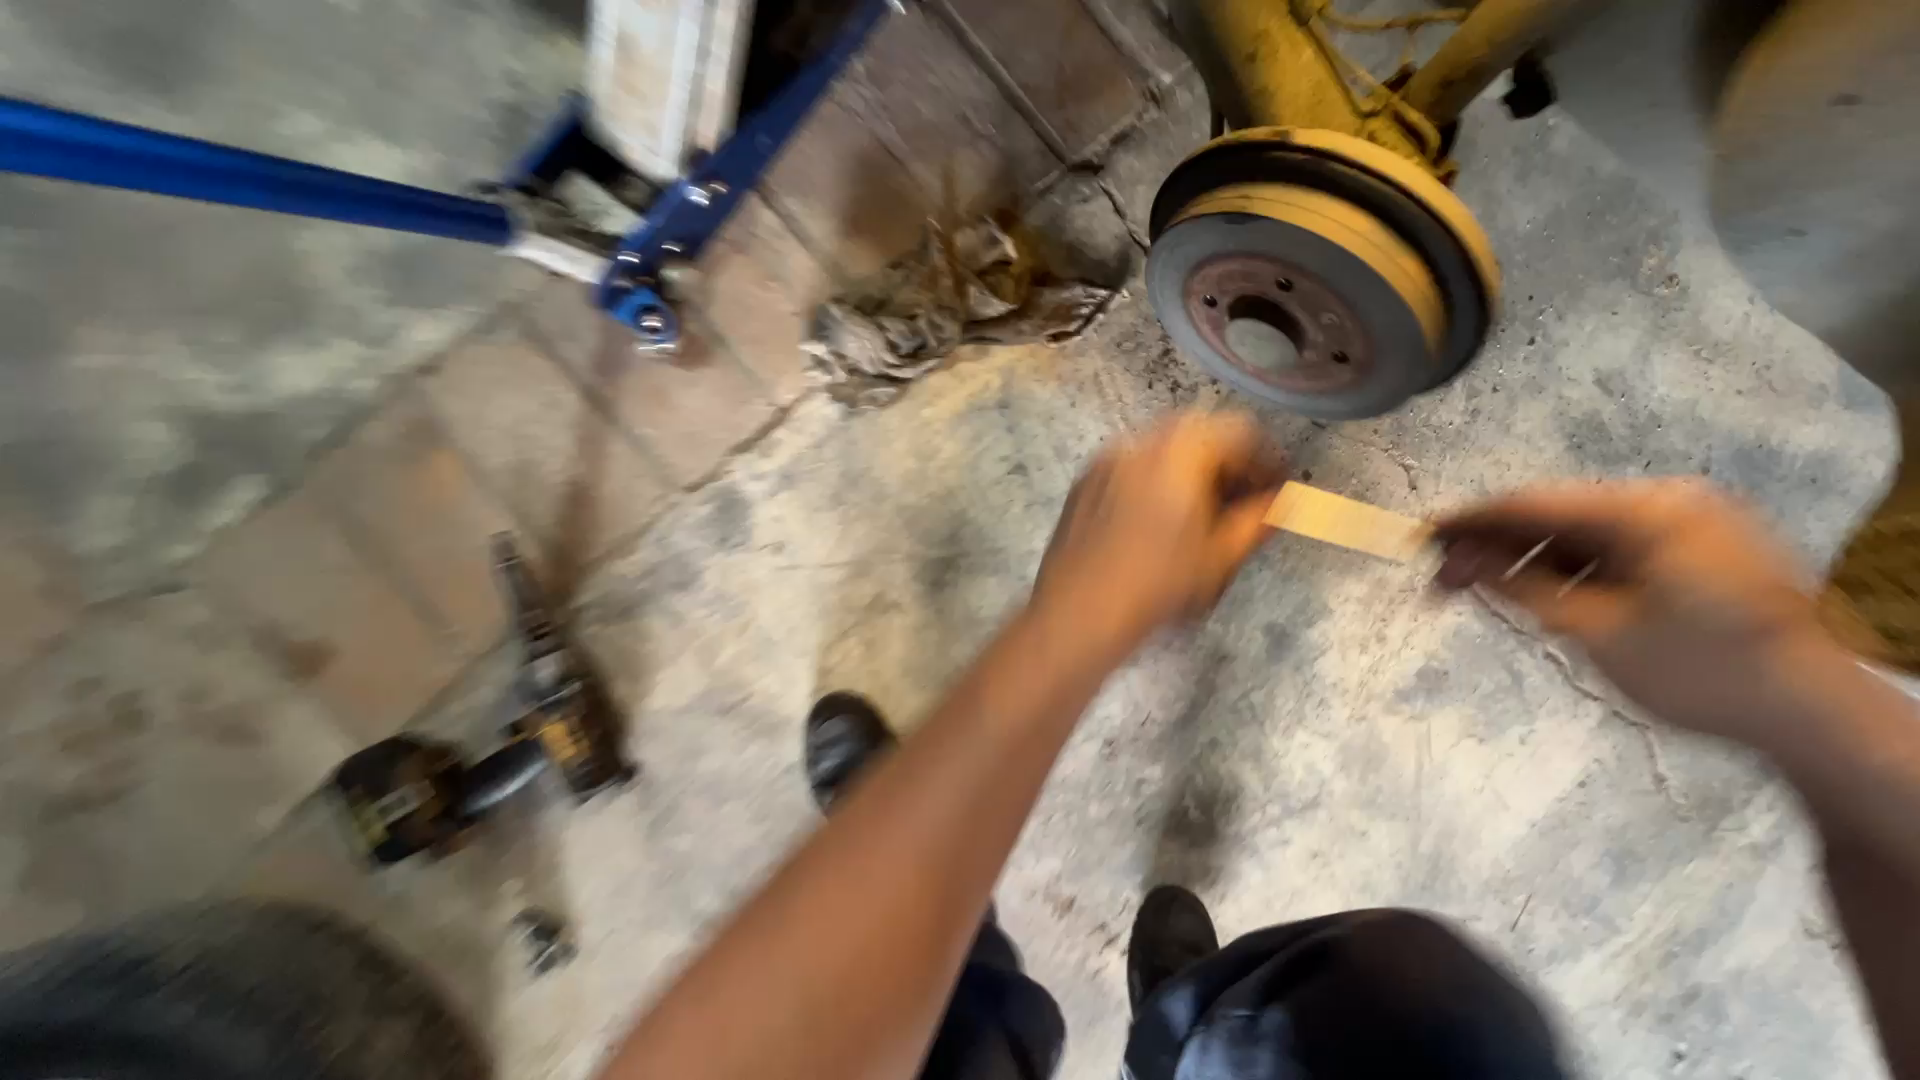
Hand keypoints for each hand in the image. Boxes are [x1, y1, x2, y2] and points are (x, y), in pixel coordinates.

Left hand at [1032, 411, 1285, 653]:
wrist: (1076, 612)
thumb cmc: (1156, 585)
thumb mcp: (1220, 556)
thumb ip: (1259, 520)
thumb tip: (1283, 502)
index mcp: (1180, 449)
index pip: (1240, 430)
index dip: (1266, 460)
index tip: (1275, 491)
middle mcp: (1140, 441)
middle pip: (1198, 435)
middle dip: (1225, 465)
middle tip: (1240, 503)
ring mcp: (1105, 460)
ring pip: (1162, 450)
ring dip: (1189, 473)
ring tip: (1200, 517)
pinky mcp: (1083, 483)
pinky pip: (1130, 468)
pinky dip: (1153, 482)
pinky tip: (1156, 523)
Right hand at [1434, 480, 1839, 744]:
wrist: (1814, 717)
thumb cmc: (1699, 673)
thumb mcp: (1594, 630)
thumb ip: (1520, 584)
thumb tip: (1460, 558)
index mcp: (1651, 510)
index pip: (1535, 504)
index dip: (1470, 521)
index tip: (1420, 537)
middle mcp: (1670, 502)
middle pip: (1557, 516)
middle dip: (1495, 546)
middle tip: (1442, 581)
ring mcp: (1689, 525)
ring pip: (1581, 534)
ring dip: (1528, 559)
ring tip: (1479, 589)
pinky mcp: (1697, 550)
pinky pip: (1612, 549)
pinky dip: (1569, 569)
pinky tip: (1536, 592)